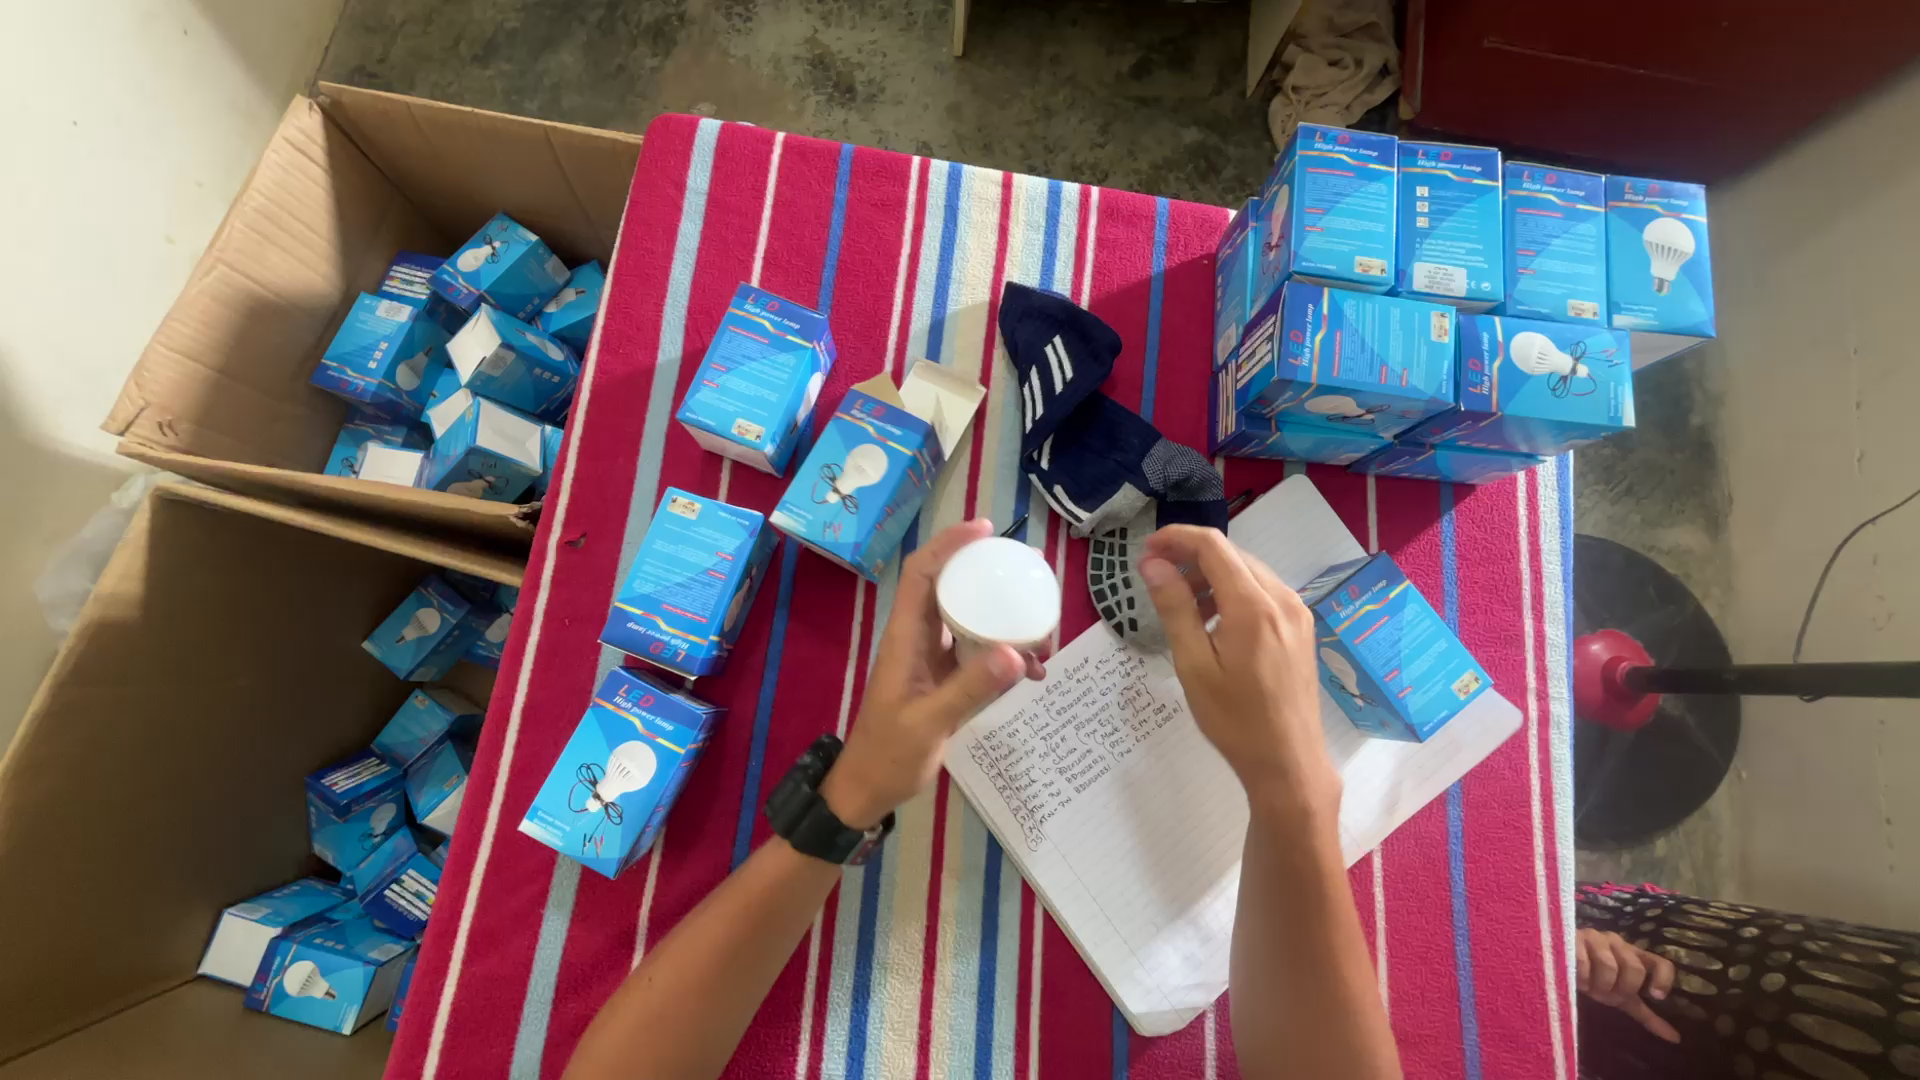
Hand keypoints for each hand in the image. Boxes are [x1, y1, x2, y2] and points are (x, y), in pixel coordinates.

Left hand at [820, 520, 1044, 828]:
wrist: (869, 790)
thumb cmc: (888, 754)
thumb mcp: (929, 722)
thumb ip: (971, 688)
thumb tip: (1017, 651)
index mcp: (905, 636)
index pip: (922, 572)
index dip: (949, 544)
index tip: (985, 530)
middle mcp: (919, 638)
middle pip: (951, 587)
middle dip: (989, 574)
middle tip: (1030, 570)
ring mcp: (933, 658)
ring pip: (969, 619)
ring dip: (1004, 617)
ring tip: (1043, 627)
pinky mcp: (946, 679)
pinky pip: (979, 652)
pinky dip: (1004, 655)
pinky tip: (1032, 672)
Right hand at [1138, 525, 1338, 818]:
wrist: (1288, 761)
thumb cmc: (1234, 718)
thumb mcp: (1193, 664)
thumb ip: (1174, 607)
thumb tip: (1152, 563)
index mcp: (1253, 606)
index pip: (1213, 547)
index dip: (1176, 538)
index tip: (1145, 550)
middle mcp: (1281, 599)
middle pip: (1231, 555)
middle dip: (1190, 556)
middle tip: (1155, 577)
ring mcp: (1296, 612)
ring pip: (1247, 571)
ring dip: (1210, 574)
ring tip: (1180, 603)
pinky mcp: (1300, 627)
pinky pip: (1262, 591)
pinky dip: (1232, 592)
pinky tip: (1212, 620)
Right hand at [1577, 928, 1678, 1042]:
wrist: (1559, 963)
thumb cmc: (1594, 977)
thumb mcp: (1620, 996)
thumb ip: (1646, 1014)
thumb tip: (1675, 1038)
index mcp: (1633, 954)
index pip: (1661, 963)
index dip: (1663, 980)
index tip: (1654, 997)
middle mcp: (1616, 941)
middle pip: (1633, 967)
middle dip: (1621, 988)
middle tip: (1607, 995)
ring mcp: (1592, 936)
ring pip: (1609, 965)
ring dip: (1600, 984)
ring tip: (1589, 988)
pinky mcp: (1570, 935)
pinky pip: (1583, 960)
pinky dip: (1582, 977)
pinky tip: (1575, 979)